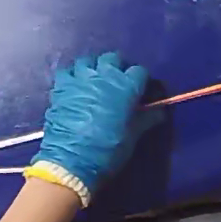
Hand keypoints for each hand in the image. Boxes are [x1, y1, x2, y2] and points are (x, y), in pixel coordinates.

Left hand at [27, 53, 158, 205]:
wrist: (71, 162)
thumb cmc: (107, 150)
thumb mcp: (132, 136)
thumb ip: (145, 119)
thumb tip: (159, 111)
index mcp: (126, 86)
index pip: (139, 72)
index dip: (140, 80)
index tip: (139, 90)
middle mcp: (103, 76)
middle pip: (113, 59)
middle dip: (116, 68)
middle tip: (117, 83)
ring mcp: (79, 78)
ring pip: (88, 61)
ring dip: (93, 68)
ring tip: (94, 81)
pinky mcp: (61, 86)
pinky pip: (67, 72)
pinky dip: (72, 76)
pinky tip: (75, 86)